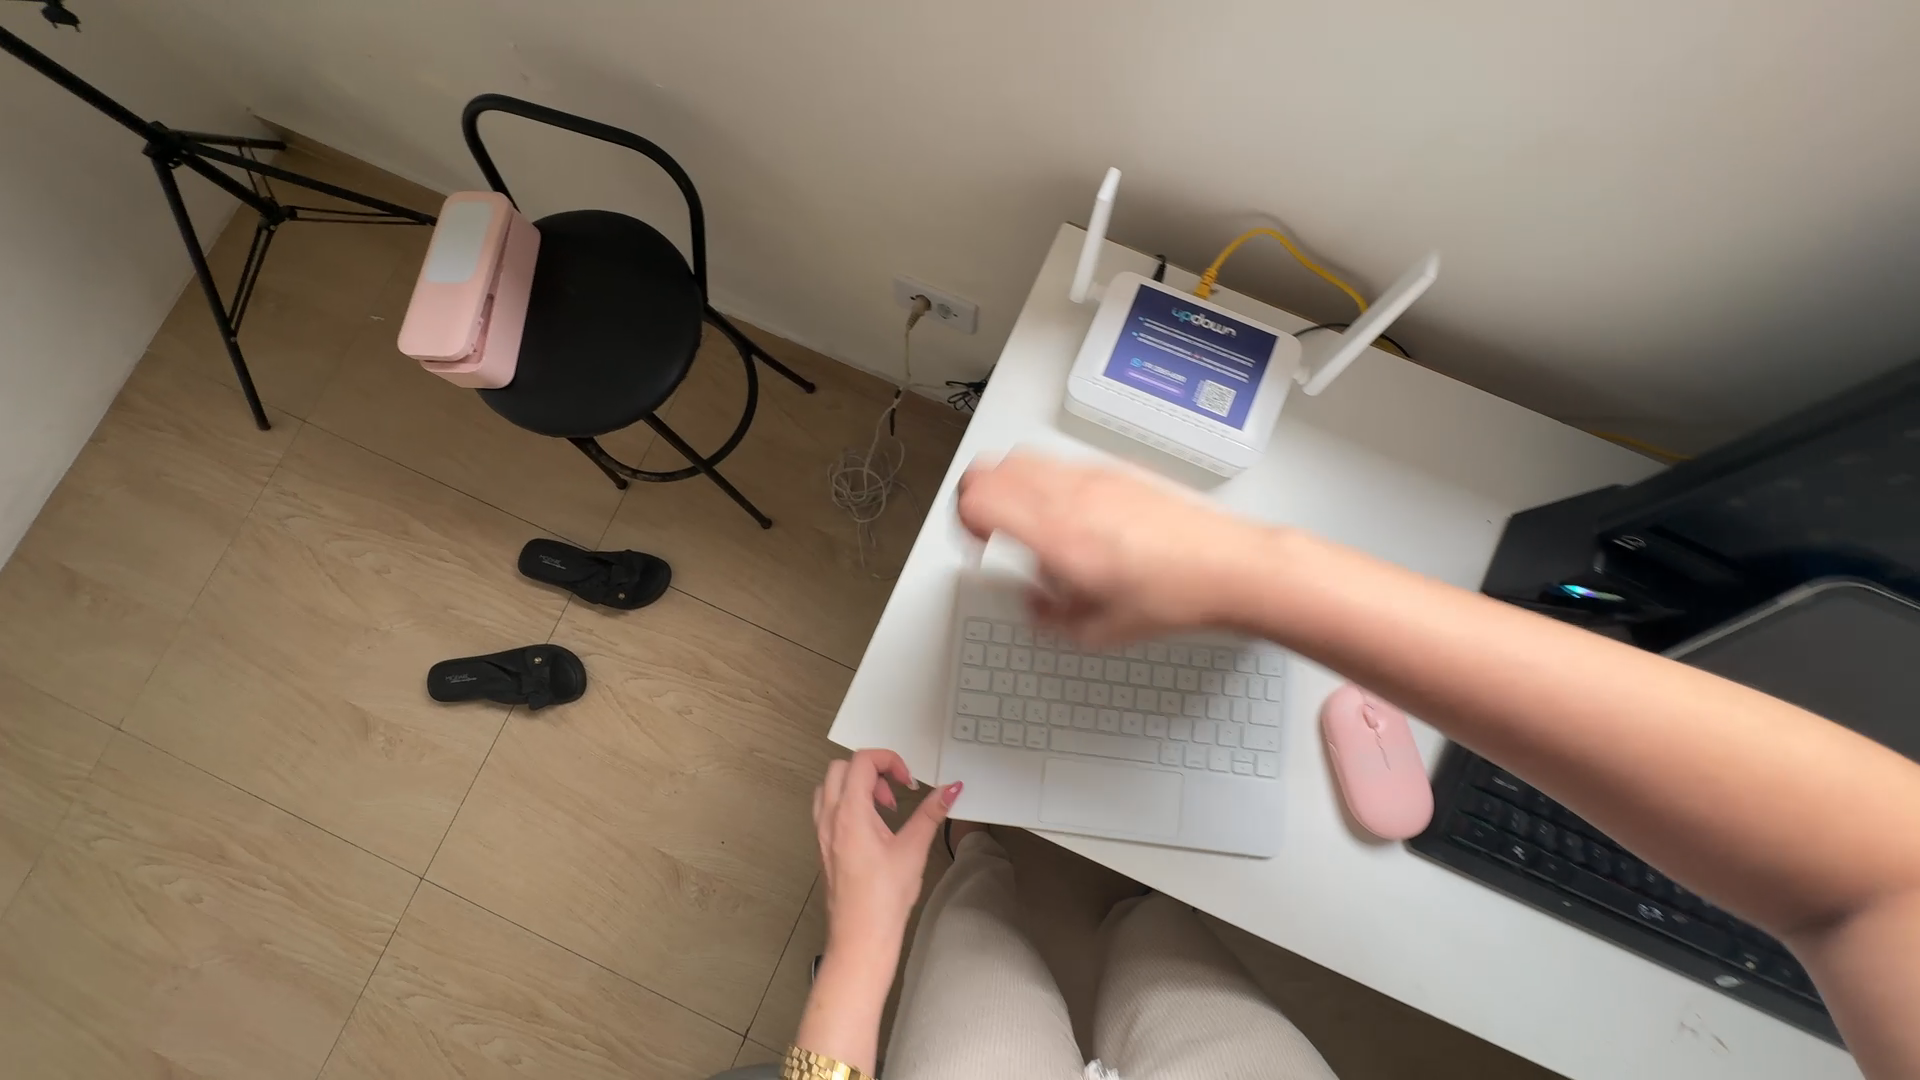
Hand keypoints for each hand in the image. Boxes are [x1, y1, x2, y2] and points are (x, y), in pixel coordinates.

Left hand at [812, 749, 957, 962]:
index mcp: (850, 813)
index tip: (908, 781)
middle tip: (894, 791)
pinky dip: (847, 805)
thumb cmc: (882, 901)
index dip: (889, 761)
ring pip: (828, 788)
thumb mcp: (914, 850)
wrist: (860, 941)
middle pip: (840, 768)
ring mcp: (822, 834)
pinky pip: (827, 810)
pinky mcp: (824, 849)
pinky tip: (872, 829)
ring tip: (883, 808)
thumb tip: (950, 790)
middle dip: (871, 770)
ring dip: (855, 786)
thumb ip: (932, 813)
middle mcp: (830, 819)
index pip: (862, 761)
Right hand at [956, 452, 1275, 643]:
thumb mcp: (1097, 630)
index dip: (963, 521)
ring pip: (1024, 457)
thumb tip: (1033, 604)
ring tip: (1026, 519)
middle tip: (988, 528)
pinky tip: (1069, 513)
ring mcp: (1094, 475)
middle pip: (992, 468)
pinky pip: (1061, 462)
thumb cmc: (1174, 595)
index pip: (977, 497)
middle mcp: (1070, 494)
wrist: (1231, 567)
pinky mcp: (1117, 469)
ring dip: (1010, 485)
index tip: (976, 543)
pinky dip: (1045, 481)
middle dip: (978, 498)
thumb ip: (1047, 616)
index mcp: (1056, 531)